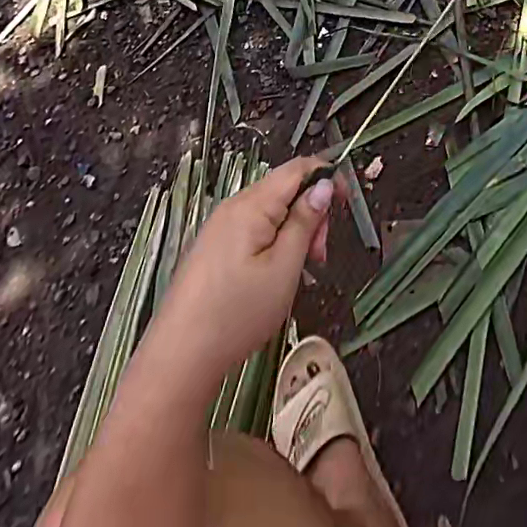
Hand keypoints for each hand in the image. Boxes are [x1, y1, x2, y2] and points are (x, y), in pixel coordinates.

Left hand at [146, 156, 339, 376]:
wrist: (179, 357)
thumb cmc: (238, 312)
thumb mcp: (284, 267)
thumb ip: (305, 221)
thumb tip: (324, 184)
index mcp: (251, 205)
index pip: (297, 168)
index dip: (327, 176)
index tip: (347, 202)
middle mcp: (233, 207)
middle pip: (284, 189)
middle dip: (311, 212)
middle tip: (320, 254)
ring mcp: (220, 228)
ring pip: (271, 211)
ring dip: (296, 230)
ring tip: (302, 269)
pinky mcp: (214, 248)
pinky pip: (254, 229)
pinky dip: (276, 241)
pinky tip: (277, 274)